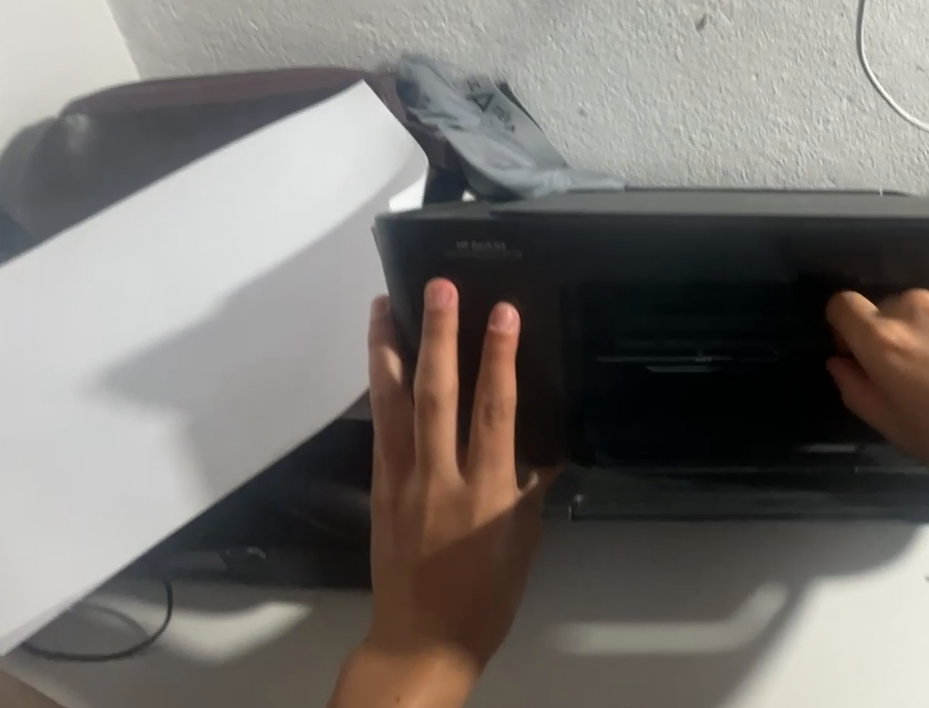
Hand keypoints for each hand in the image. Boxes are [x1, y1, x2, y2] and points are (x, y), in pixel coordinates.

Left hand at [332, 280, 552, 706]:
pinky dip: (379, 386)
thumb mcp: (524, 539)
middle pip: (438, 396)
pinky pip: (380, 426)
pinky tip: (379, 358)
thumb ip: (532, 486)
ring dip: (390, 350)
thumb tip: (550, 446)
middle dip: (439, 337)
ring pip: (394, 404)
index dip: (499, 358)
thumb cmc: (486, 593)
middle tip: (437, 288)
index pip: (494, 411)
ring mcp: (402, 479)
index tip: (501, 312)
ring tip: (385, 305)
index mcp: (487, 490)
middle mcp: (440, 477)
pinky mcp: (379, 486)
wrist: (421, 642)